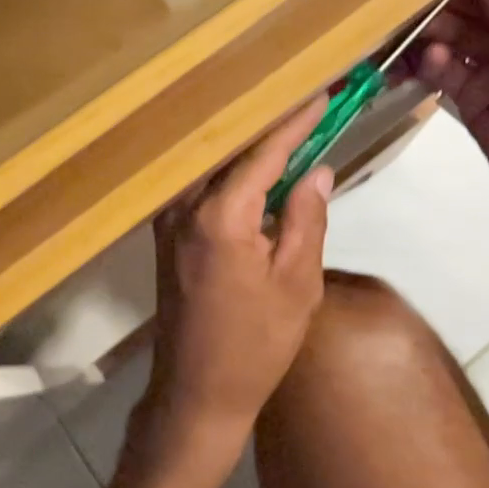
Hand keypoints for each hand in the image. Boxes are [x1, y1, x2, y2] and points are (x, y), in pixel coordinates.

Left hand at [147, 98, 334, 433]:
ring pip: (213, 164)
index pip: (263, 151)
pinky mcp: (166, 233)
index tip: (323, 94)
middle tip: (307, 100)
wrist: (196, 393)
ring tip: (288, 124)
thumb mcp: (296, 283)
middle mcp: (185, 205)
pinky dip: (231, 170)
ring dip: (249, 145)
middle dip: (271, 124)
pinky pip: (202, 186)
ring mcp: (169, 218)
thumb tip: (316, 171)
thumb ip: (305, 218)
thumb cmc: (255, 345)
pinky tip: (255, 166)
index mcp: (219, 215)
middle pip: (231, 148)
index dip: (296, 122)